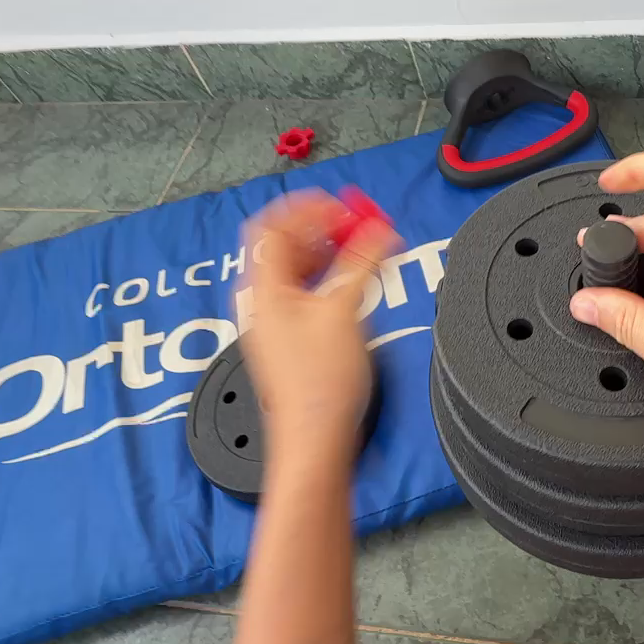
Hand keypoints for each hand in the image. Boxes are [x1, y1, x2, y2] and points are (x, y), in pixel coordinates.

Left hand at [242, 190, 401, 459]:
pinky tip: (357, 277)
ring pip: (299, 265)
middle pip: (285, 243)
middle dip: (323, 227)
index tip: (342, 206)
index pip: (272, 225)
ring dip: (330, 249)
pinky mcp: (295, 334)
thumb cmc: (319, 384)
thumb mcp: (345, 309)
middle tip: (358, 224)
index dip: (306, 208)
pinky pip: (309, 288)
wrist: (316, 436)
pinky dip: (332, 273)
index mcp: (264, 288)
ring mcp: (277, 318)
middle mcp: (264, 300)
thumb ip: (363, 261)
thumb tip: (379, 228)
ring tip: (364, 248)